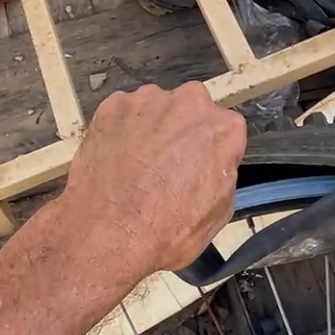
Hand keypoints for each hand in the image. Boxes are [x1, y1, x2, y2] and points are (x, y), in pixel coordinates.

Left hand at [55, 83, 245, 286]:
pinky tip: (115, 160)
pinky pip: (122, 114)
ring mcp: (148, 101)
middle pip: (189, 110)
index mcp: (223, 129)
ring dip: (148, 129)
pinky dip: (119, 131)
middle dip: (179, 131)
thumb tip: (213, 162)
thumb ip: (222, 171)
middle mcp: (189, 104)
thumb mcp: (219, 210)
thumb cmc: (166, 230)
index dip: (207, 149)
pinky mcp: (113, 106)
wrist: (111, 232)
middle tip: (164, 164)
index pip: (222, 129)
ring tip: (136, 166)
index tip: (196, 164)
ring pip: (153, 109)